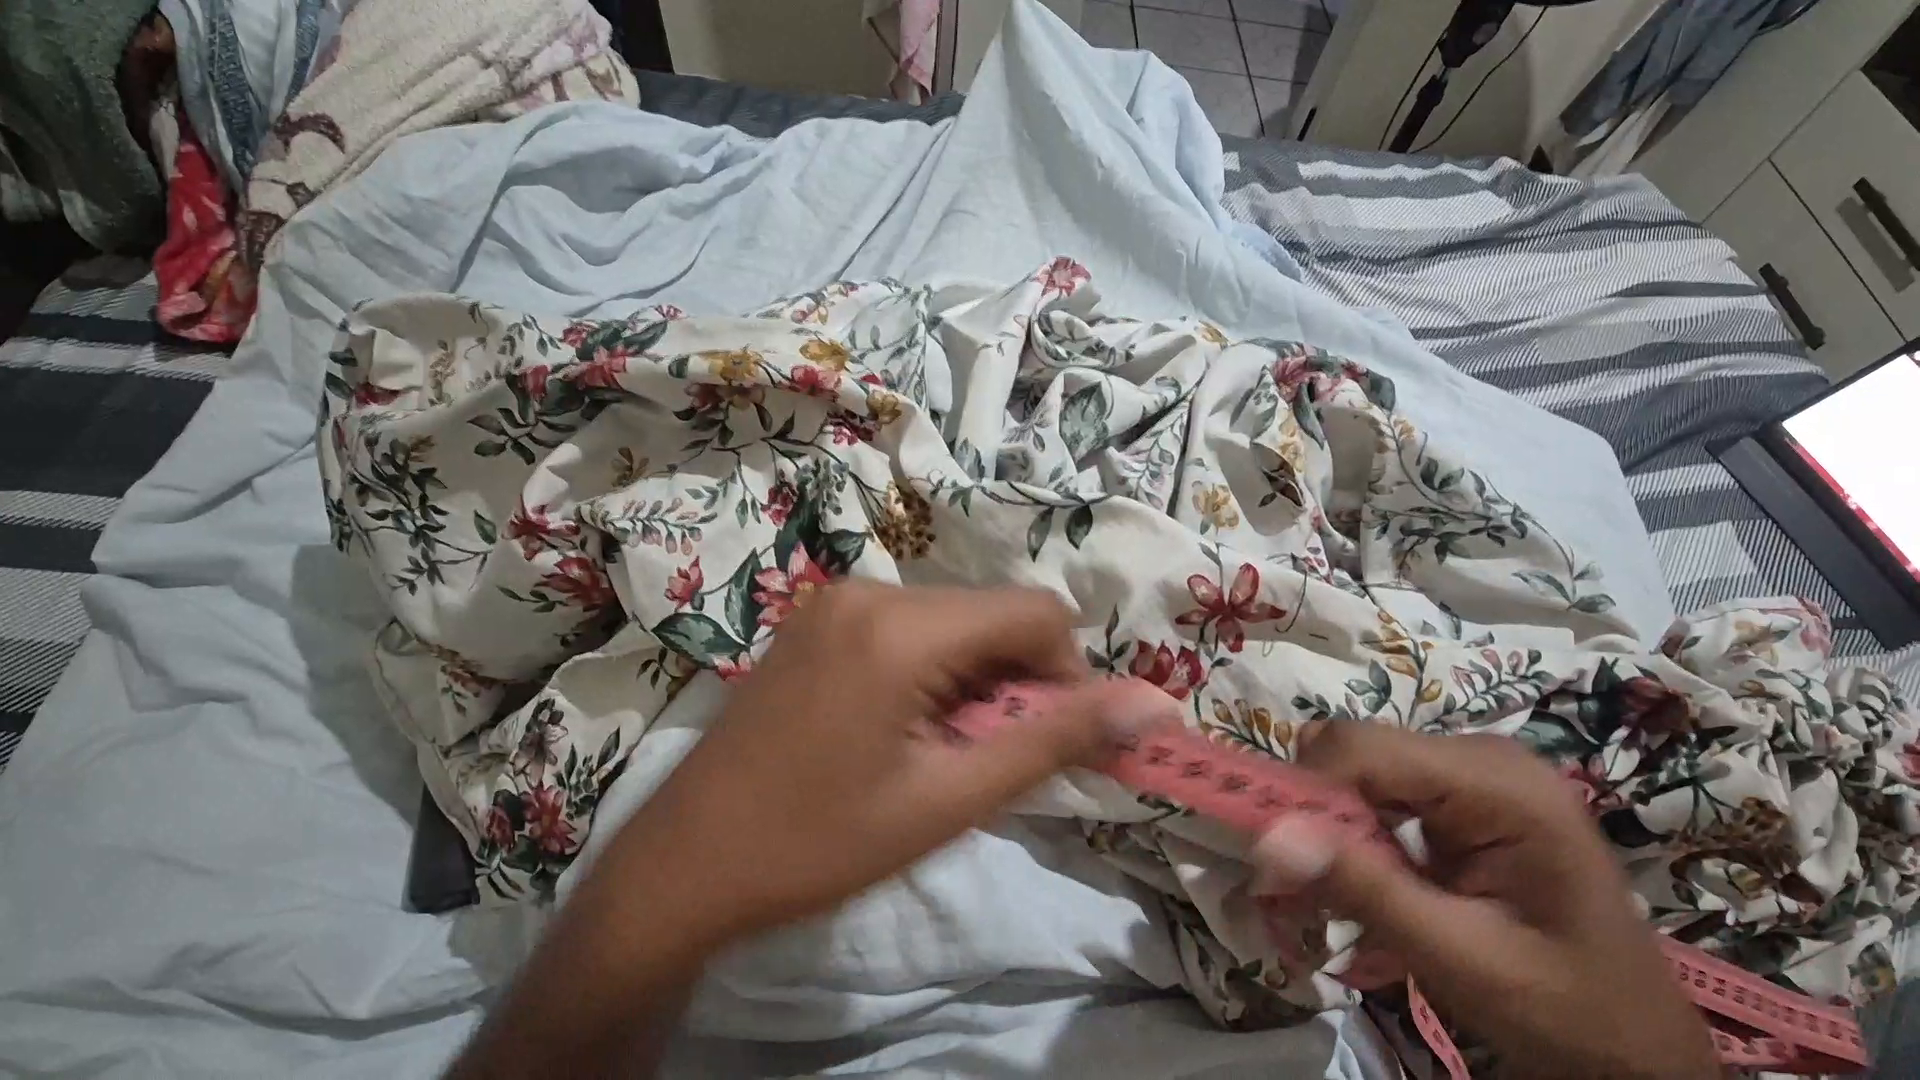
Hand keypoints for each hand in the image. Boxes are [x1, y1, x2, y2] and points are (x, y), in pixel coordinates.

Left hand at [592, 581, 1172, 953]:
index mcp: (902, 627)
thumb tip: (1153, 704)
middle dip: (1015, 680)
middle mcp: (868, 590)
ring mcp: (832, 601)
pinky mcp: (814, 621)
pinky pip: (905, 626)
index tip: (1044, 740)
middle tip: (984, 758)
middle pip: (991, 613)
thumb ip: (1054, 742)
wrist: (688, 861)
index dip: (1065, 675)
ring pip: (952, 620)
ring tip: (936, 751)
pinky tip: (898, 730)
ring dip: (972, 679)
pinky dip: (930, 669)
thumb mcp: (949, 800)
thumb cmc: (820, 842)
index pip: (1036, 612)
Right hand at [1249, 723, 1718, 1079]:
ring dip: (1330, 829)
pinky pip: (1379, 793)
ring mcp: (1473, 774)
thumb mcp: (1461, 959)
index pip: (1360, 746)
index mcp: (1499, 784)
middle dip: (1314, 812)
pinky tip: (1366, 885)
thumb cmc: (1565, 1008)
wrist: (1636, 1049)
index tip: (1276, 858)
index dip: (1304, 789)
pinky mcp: (1462, 797)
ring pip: (1357, 771)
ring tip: (1329, 895)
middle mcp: (1483, 757)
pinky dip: (1354, 835)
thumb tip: (1266, 837)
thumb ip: (1365, 891)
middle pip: (1353, 752)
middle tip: (1301, 887)